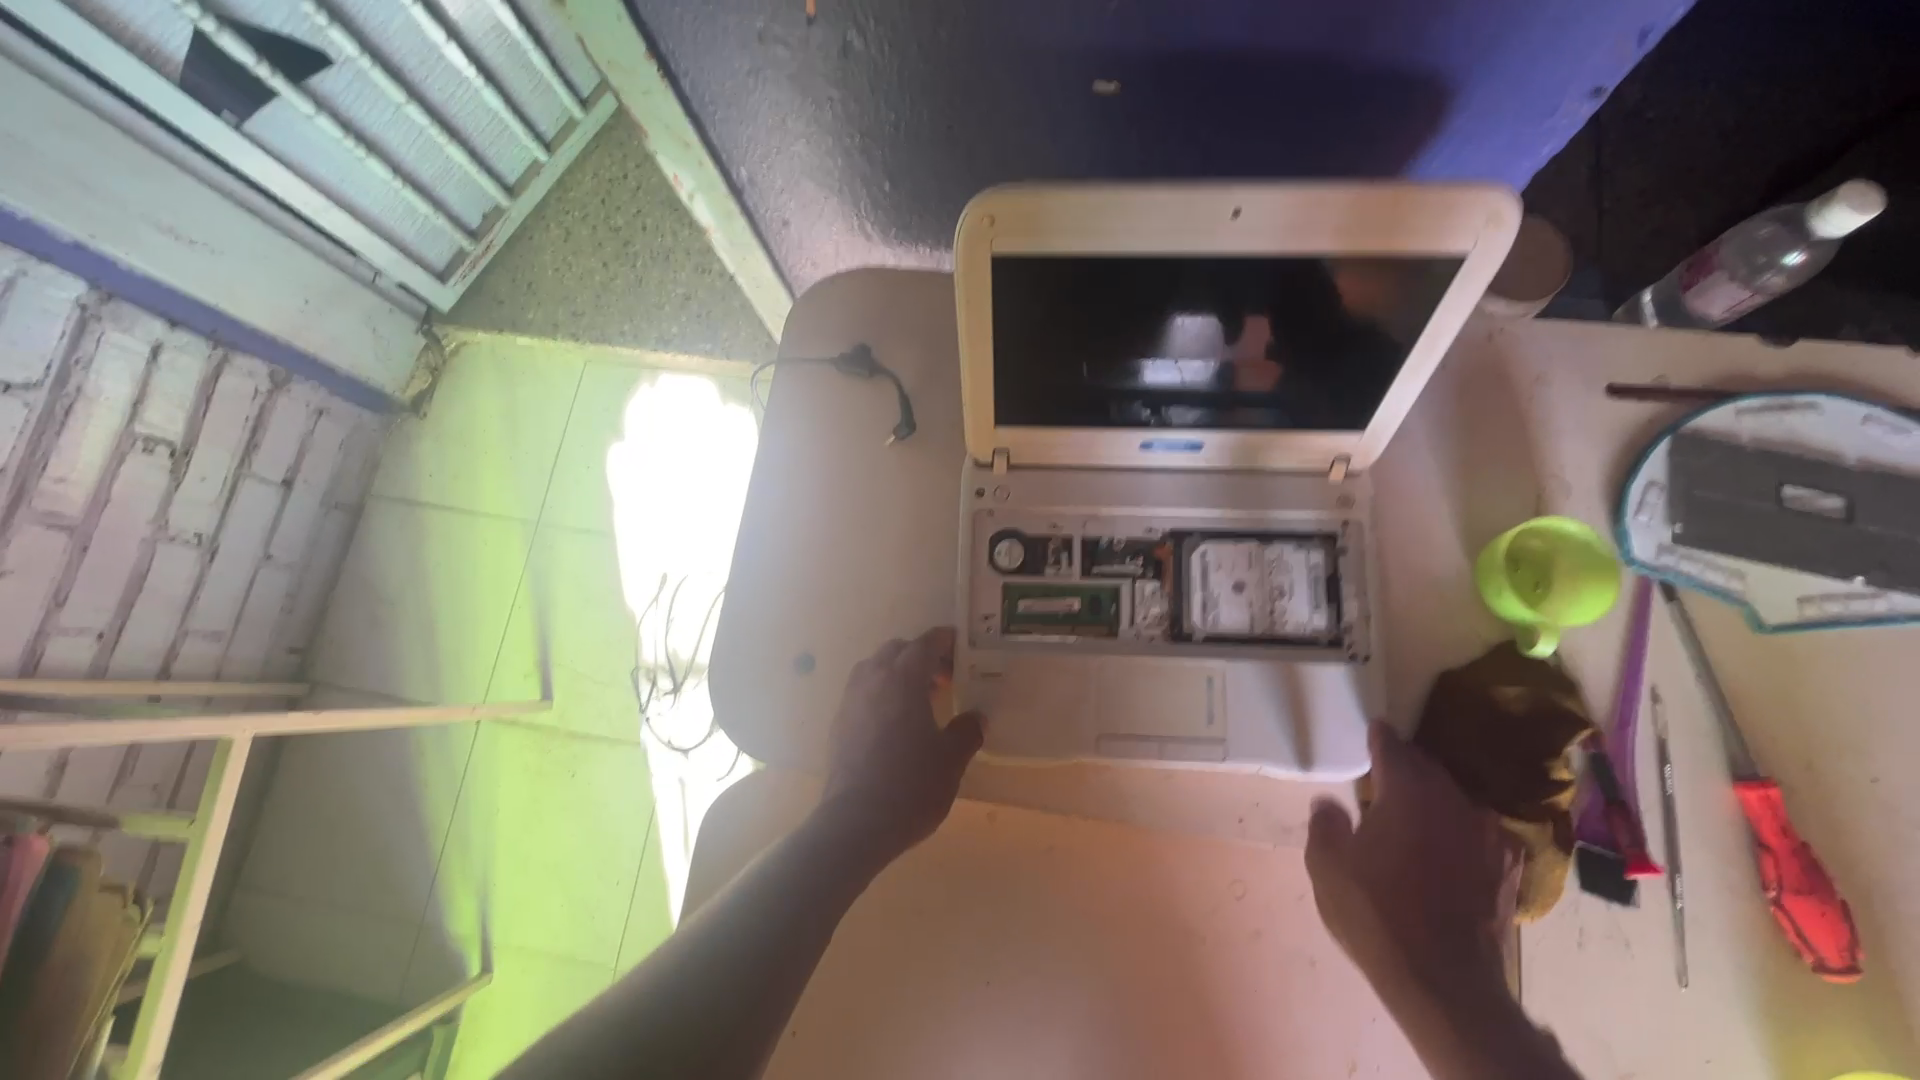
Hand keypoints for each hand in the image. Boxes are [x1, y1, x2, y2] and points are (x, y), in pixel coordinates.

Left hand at [819, 628, 983, 863]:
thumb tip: (976, 717)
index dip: (944, 641)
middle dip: (920, 657)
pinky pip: (862, 693)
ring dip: (897, 674)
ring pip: (874, 670)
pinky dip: (881, 695)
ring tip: (919, 701)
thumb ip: (966, 731)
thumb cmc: (911, 785)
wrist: (856, 823)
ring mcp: (850, 702)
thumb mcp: (951, 760)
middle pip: (896, 651)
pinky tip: (895, 725)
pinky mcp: (838, 725)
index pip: (925, 644)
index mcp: (903, 679)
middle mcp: (872, 680)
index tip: (961, 647)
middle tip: (944, 680)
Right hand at [1306, 722, 1520, 987]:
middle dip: (1407, 766)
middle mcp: (1453, 803)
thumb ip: (1326, 825)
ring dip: (1434, 798)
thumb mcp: (1327, 868)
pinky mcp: (1507, 868)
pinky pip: (1478, 833)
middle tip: (1385, 771)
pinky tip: (1446, 848)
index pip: (1394, 749)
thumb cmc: (1376, 915)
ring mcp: (1487, 836)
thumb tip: (1329, 803)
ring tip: (1413, 812)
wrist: (1444, 981)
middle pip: (1429, 769)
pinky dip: (1459, 830)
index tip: (1374, 729)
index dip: (1380, 737)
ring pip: (1456, 800)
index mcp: (1408, 794)